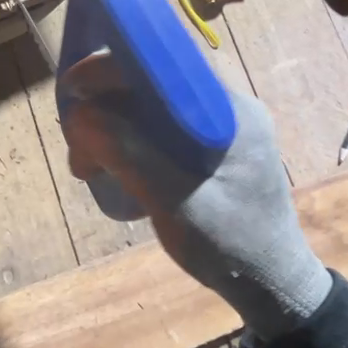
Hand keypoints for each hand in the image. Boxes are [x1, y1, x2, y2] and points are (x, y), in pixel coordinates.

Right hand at [61, 54, 330, 337]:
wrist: (273, 286)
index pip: (166, 60)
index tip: (74, 86)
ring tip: (85, 164)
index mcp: (228, 109)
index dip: (115, 65)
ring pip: (147, 105)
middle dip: (104, 104)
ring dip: (109, 125)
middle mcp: (223, 106)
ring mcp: (214, 125)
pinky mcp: (204, 145)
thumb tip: (79, 116)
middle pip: (151, 81)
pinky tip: (108, 166)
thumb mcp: (177, 204)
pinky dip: (125, 138)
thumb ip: (131, 157)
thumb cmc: (232, 246)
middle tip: (75, 140)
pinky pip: (155, 125)